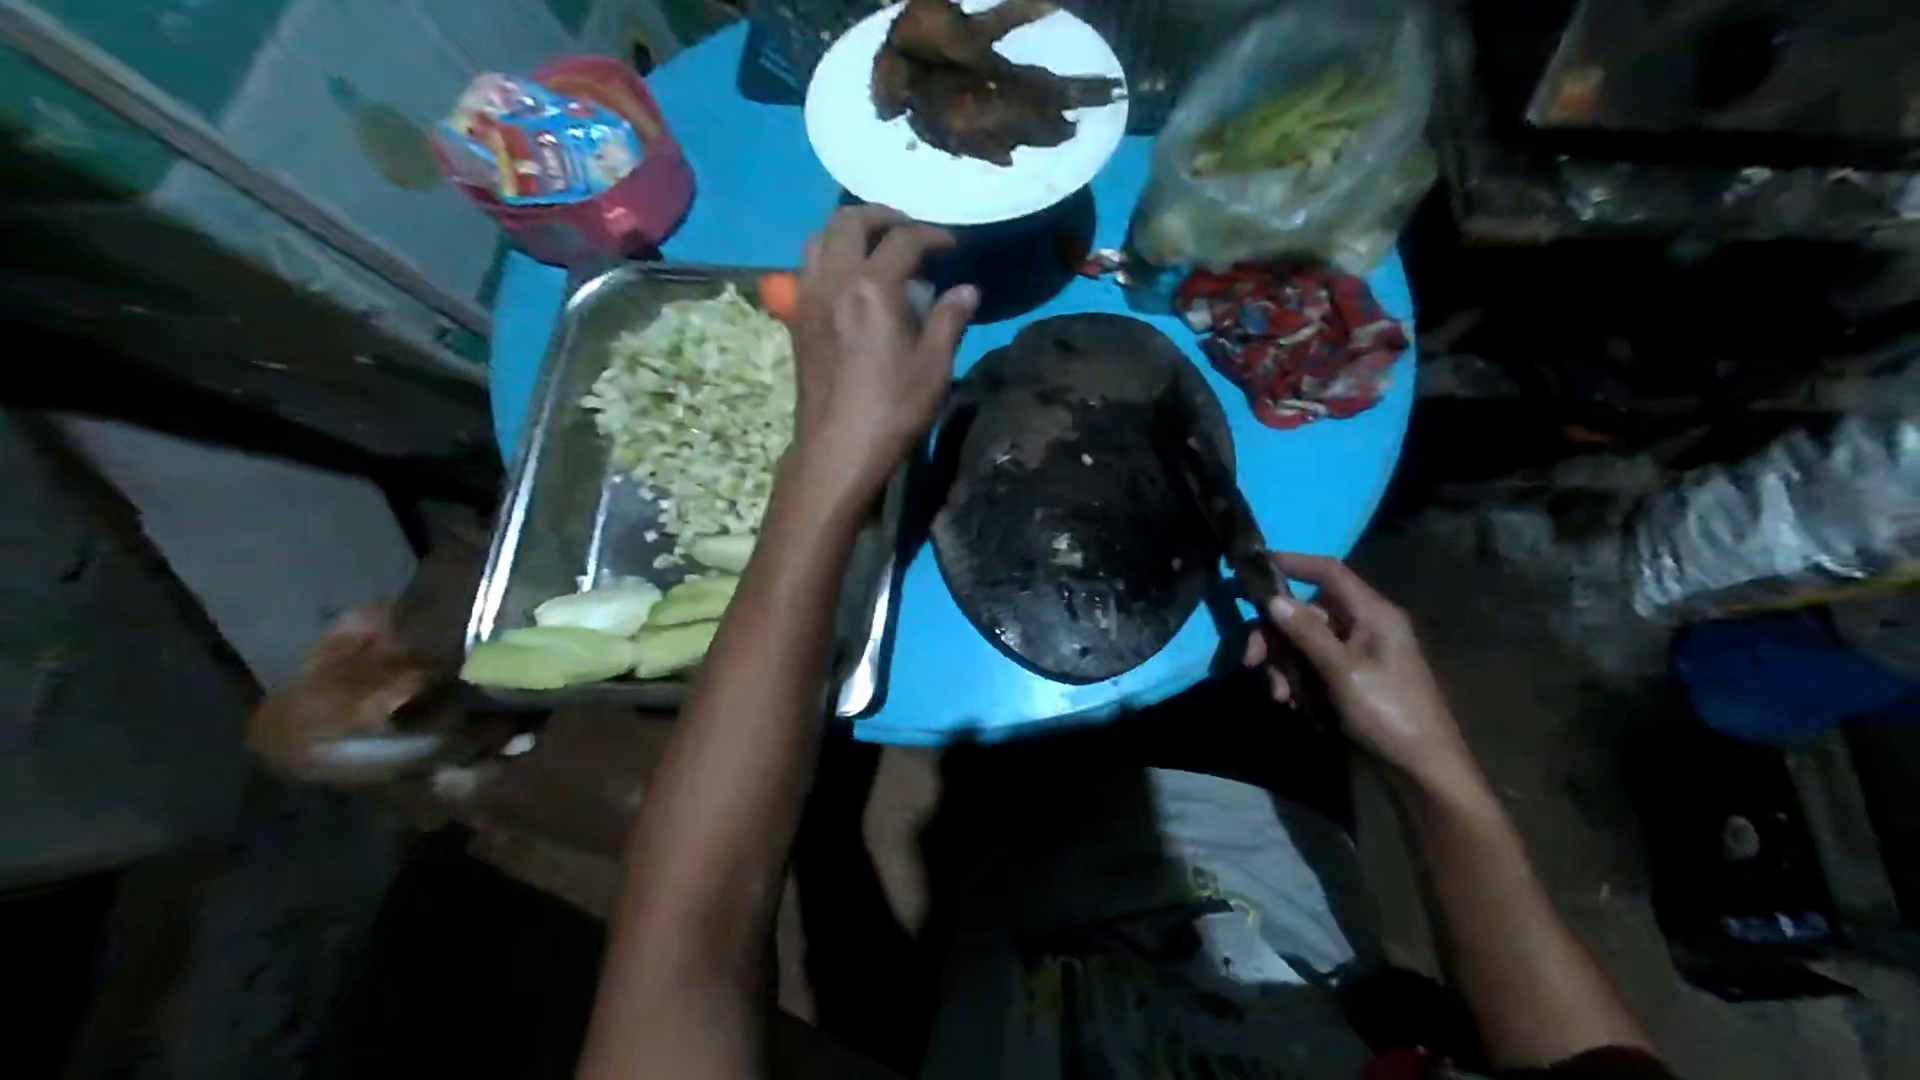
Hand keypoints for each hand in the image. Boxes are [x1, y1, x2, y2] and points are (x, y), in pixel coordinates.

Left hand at [784, 205, 977, 507]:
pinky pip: (808, 267)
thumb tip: (967, 290)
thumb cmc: (892, 410)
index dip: (933, 235)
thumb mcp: (933, 368)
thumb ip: (949, 320)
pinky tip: (849, 282)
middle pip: (850, 221)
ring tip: (875, 249)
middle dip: (883, 217)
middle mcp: (834, 280)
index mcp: (872, 288)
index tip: (951, 246)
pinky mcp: (797, 319)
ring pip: (820, 239)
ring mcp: (808, 298)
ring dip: (849, 232)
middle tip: (909, 231)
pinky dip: (829, 257)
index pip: (904, 240)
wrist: (837, 449)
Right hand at [1243, 553, 1477, 788]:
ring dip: (1282, 665)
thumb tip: (1272, 598)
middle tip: (1251, 660)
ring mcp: (1354, 653)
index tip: (1254, 565)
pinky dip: (1294, 680)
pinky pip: (1309, 665)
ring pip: (1301, 642)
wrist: (1421, 770)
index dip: (1293, 562)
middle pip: (1304, 613)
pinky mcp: (1347, 676)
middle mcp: (1363, 626)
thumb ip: (1307, 633)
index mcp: (1373, 615)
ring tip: (1279, 694)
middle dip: (1274, 636)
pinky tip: (1291, 703)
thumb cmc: (1389, 714)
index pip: (1329, 572)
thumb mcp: (1343, 671)